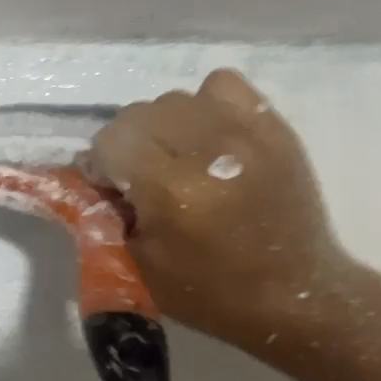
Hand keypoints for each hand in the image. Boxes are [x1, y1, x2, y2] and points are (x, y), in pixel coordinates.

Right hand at [91, 69, 351, 345]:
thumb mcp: (136, 262)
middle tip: (140, 179)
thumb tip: (85, 175)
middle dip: (128, 144)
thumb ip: (102, 213)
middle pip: (139, 114)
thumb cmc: (208, 290)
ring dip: (163, 126)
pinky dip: (206, 105)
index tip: (112, 191)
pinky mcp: (273, 128)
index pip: (111, 140)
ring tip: (175, 159)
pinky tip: (208, 138)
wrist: (295, 295)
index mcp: (172, 189)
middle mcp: (210, 150)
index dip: (101, 165)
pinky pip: (222, 85)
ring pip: (175, 99)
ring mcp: (247, 134)